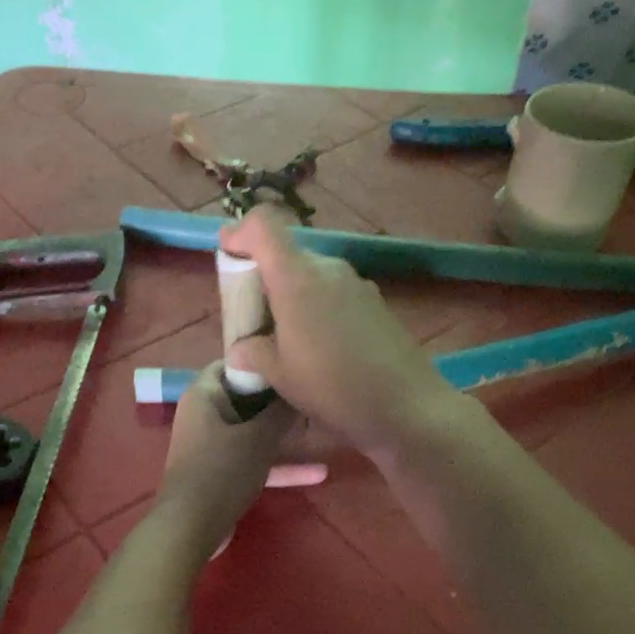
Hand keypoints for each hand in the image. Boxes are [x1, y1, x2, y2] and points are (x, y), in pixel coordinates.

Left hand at [155, 362, 295, 555]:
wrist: (191, 527)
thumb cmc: (222, 471)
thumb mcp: (259, 439)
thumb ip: (282, 413)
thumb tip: (299, 390)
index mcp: (203, 395)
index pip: (233, 363)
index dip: (262, 360)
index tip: (292, 363)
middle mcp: (203, 414)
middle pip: (245, 398)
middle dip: (278, 401)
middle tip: (312, 397)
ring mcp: (210, 446)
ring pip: (251, 431)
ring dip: (282, 435)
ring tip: (321, 432)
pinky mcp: (218, 473)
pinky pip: (250, 459)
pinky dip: (276, 464)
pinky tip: (314, 473)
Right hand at [219, 208, 457, 455]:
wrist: (406, 407)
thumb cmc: (334, 388)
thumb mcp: (281, 376)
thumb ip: (254, 353)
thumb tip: (241, 349)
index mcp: (297, 278)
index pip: (264, 225)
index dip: (240, 233)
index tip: (228, 256)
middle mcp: (328, 270)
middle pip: (288, 256)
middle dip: (266, 280)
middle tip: (256, 320)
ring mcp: (357, 286)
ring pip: (313, 278)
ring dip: (295, 299)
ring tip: (289, 342)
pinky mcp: (377, 305)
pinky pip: (336, 296)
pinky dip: (319, 311)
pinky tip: (323, 352)